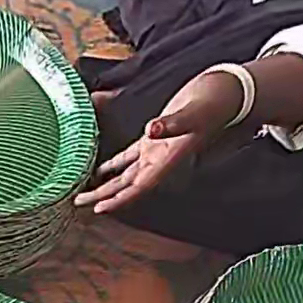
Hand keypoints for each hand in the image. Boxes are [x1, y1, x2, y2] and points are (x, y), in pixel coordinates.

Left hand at [74, 68, 245, 214]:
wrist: (224, 93)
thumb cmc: (212, 104)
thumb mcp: (193, 113)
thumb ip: (172, 123)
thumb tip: (151, 130)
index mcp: (166, 160)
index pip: (138, 187)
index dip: (119, 200)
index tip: (100, 209)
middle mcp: (158, 161)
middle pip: (125, 186)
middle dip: (102, 196)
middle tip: (78, 202)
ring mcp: (154, 152)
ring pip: (124, 175)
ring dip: (104, 184)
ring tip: (82, 192)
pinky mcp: (152, 139)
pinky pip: (128, 157)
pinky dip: (113, 165)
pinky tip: (98, 171)